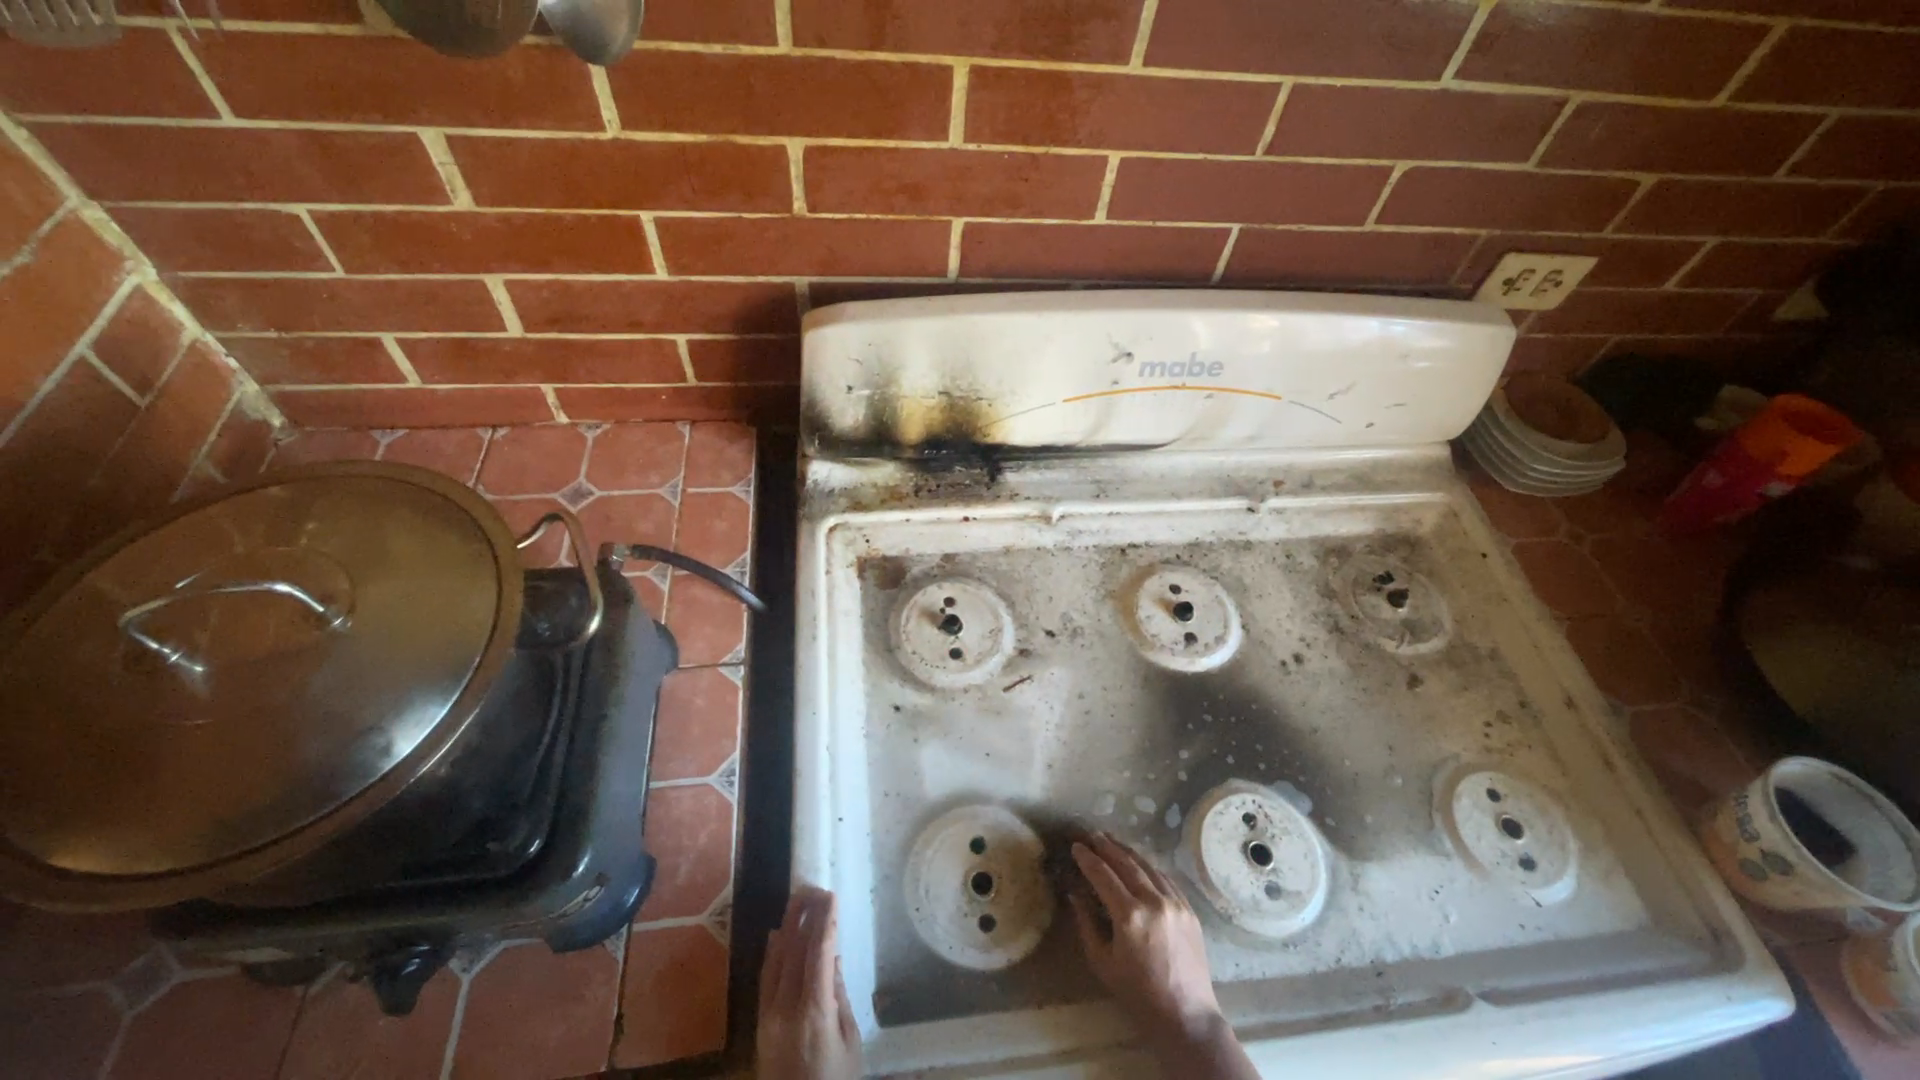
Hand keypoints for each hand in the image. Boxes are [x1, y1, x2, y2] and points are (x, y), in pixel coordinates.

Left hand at [757, 886, 863, 1079]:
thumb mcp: (849, 1041)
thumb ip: (838, 997)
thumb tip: (831, 958)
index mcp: (813, 1011)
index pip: (817, 954)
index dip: (824, 922)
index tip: (831, 896)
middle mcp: (785, 1007)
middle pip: (794, 950)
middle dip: (805, 915)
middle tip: (815, 887)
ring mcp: (768, 1014)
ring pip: (776, 959)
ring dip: (788, 926)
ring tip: (799, 900)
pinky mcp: (760, 1022)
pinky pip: (766, 977)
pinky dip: (773, 951)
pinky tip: (780, 935)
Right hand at [1070, 834, 1257, 1079]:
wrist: (1185, 1014)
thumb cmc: (1137, 993)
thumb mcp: (1102, 961)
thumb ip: (1086, 923)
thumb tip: (1074, 894)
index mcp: (1129, 915)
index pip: (1103, 876)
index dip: (1087, 859)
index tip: (1076, 846)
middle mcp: (1154, 901)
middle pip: (1127, 863)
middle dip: (1107, 846)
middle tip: (1092, 834)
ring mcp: (1176, 903)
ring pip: (1149, 867)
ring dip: (1129, 852)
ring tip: (1113, 841)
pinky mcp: (1189, 910)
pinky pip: (1166, 880)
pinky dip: (1149, 868)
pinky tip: (1140, 863)